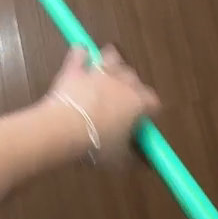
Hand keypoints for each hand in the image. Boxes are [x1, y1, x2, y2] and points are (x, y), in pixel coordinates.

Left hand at [46, 45, 160, 166]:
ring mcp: (97, 72)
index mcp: (137, 102)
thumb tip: (143, 164)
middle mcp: (121, 82)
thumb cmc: (97, 145)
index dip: (149, 109)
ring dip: (110, 62)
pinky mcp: (75, 69)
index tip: (144, 119)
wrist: (65, 128)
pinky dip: (80, 55)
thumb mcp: (119, 160)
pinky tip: (80, 57)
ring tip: (106, 71)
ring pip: (110, 57)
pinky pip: (80, 54)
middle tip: (123, 100)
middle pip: (133, 76)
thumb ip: (133, 158)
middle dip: (131, 85)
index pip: (152, 101)